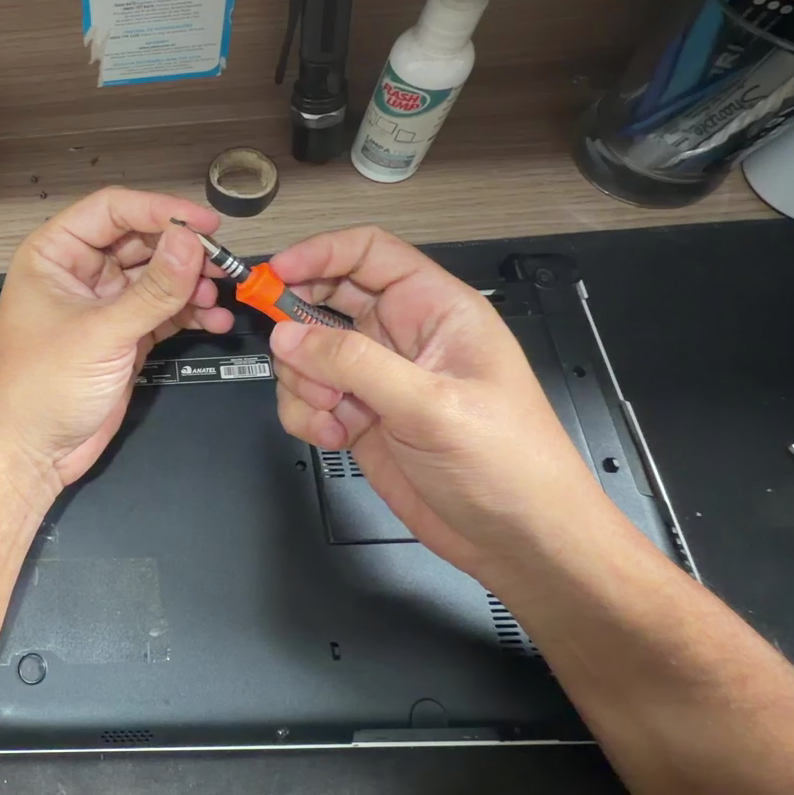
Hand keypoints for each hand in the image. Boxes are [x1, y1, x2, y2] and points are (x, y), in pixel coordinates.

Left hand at [0, 187, 232, 499]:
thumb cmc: (41, 389)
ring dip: (189, 285)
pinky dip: (188, 314)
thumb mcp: (101, 334)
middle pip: (140, 242)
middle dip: (182, 252)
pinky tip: (213, 321)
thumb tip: (192, 242)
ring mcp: (102, 306)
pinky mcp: (121, 337)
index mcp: (53, 254)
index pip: (111, 210)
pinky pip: (161, 312)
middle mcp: (77, 273)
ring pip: (155, 278)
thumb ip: (152, 290)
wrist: (29, 454)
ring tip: (218, 298)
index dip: (160, 210)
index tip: (205, 223)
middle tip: (222, 264)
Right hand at [265, 226, 624, 580]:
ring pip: (306, 353)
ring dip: (302, 382)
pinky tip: (335, 436)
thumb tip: (289, 335)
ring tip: (333, 412)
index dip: (319, 253)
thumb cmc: (510, 464)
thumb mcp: (431, 405)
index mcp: (435, 310)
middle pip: (325, 299)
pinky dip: (304, 416)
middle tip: (282, 346)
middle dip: (296, 323)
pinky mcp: (357, 416)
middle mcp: (401, 336)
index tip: (275, 274)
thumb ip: (354, 363)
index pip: (368, 254)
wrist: (518, 540)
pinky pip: (305, 398)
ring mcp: (375, 378)